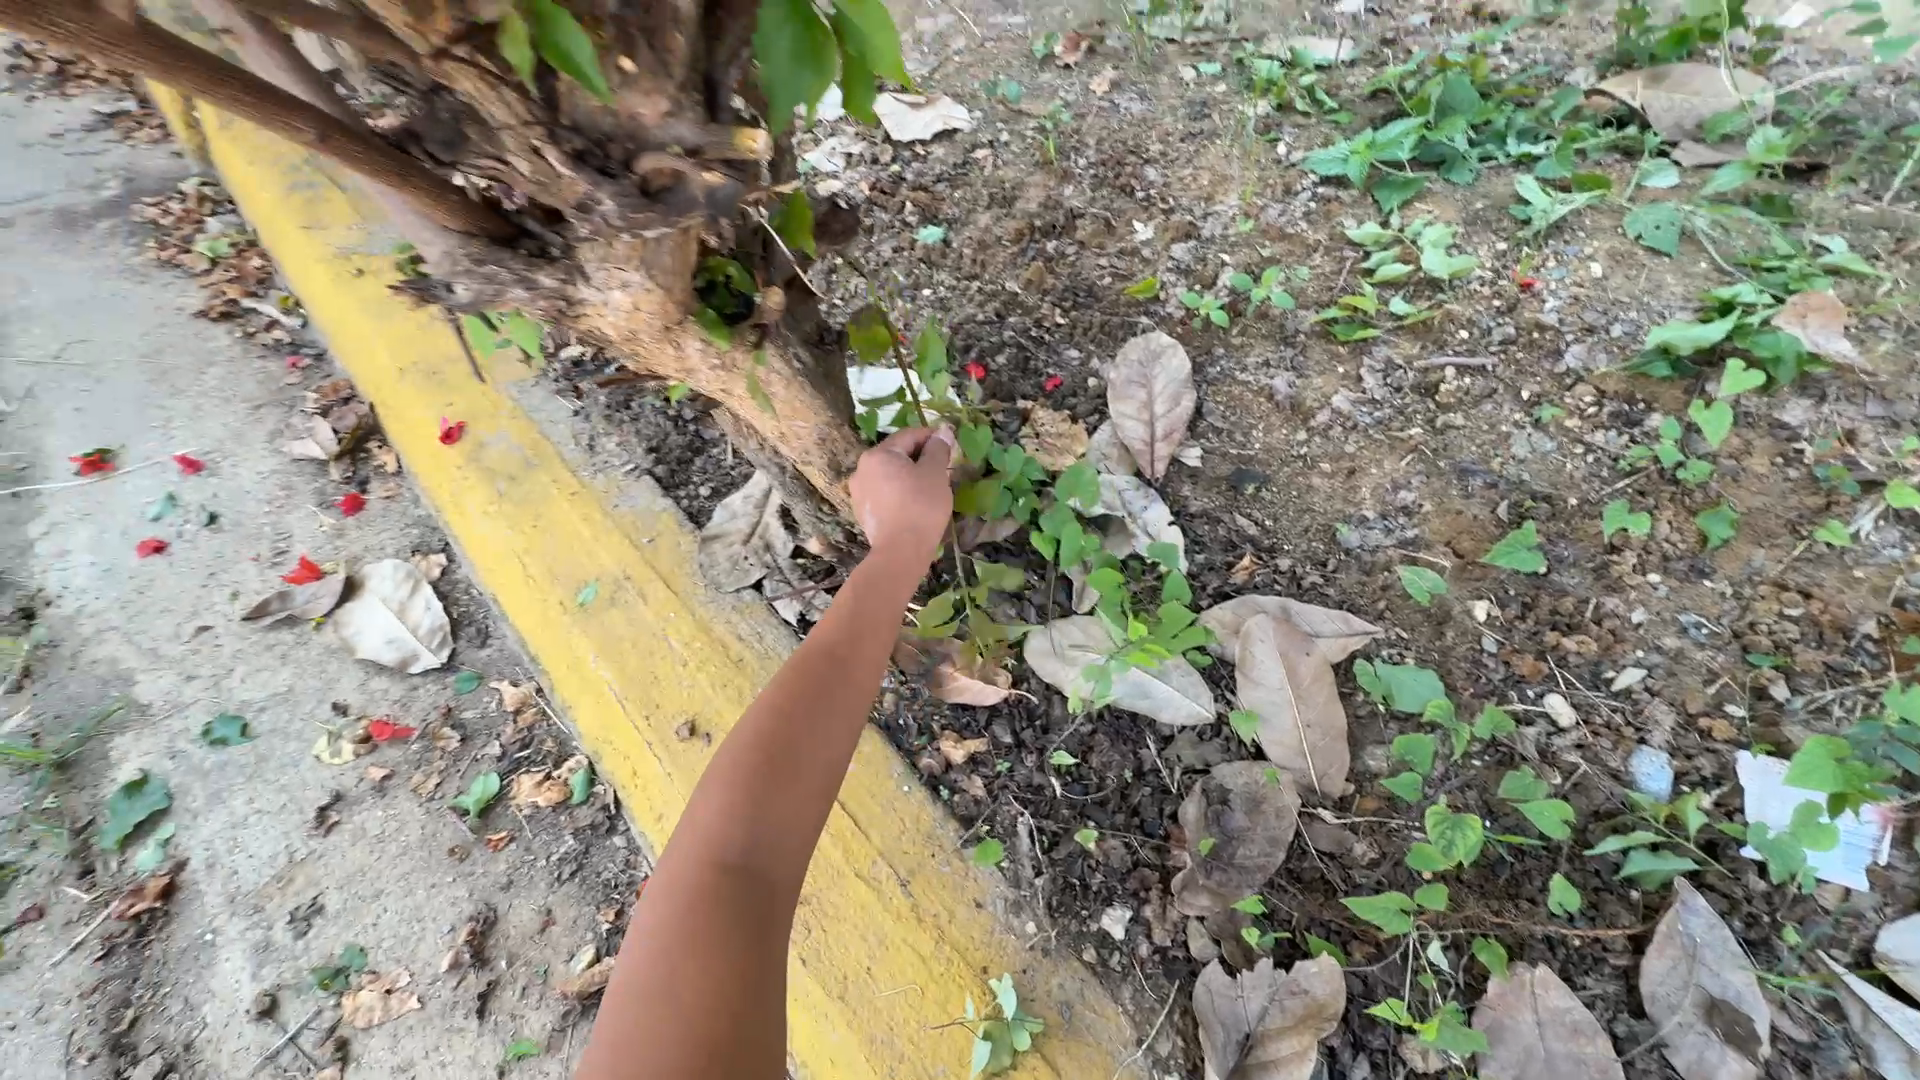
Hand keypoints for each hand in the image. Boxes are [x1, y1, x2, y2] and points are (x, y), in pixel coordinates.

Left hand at [850, 426, 954, 565]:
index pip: (908, 436)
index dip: (931, 436)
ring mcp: (859, 492)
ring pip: (889, 475)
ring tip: (931, 485)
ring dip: (909, 475)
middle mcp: (862, 469)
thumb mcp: (935, 473)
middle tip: (943, 465)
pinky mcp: (863, 512)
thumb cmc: (921, 506)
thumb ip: (938, 449)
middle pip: (896, 455)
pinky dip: (899, 492)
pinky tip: (915, 502)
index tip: (949, 442)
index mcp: (878, 455)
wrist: (901, 552)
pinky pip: (885, 493)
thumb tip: (943, 431)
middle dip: (920, 457)